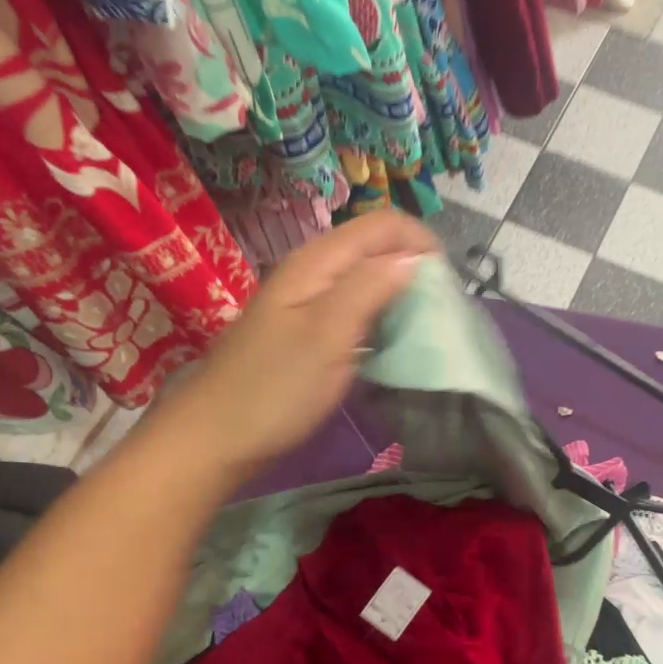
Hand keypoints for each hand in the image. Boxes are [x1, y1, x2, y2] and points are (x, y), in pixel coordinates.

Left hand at [159, 210, 438, 471]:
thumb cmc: (275, 389)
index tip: (446, 288)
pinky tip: (389, 344)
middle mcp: (313, 270)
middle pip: (377, 246)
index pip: (384, 224)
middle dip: (415, 268)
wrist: (216, 439)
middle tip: (438, 313)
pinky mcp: (309, 328)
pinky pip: (356, 305)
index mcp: (317, 262)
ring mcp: (309, 300)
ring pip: (368, 276)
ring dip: (401, 293)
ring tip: (422, 328)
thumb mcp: (328, 336)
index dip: (422, 244)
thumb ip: (370, 288)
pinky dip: (381, 315)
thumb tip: (415, 258)